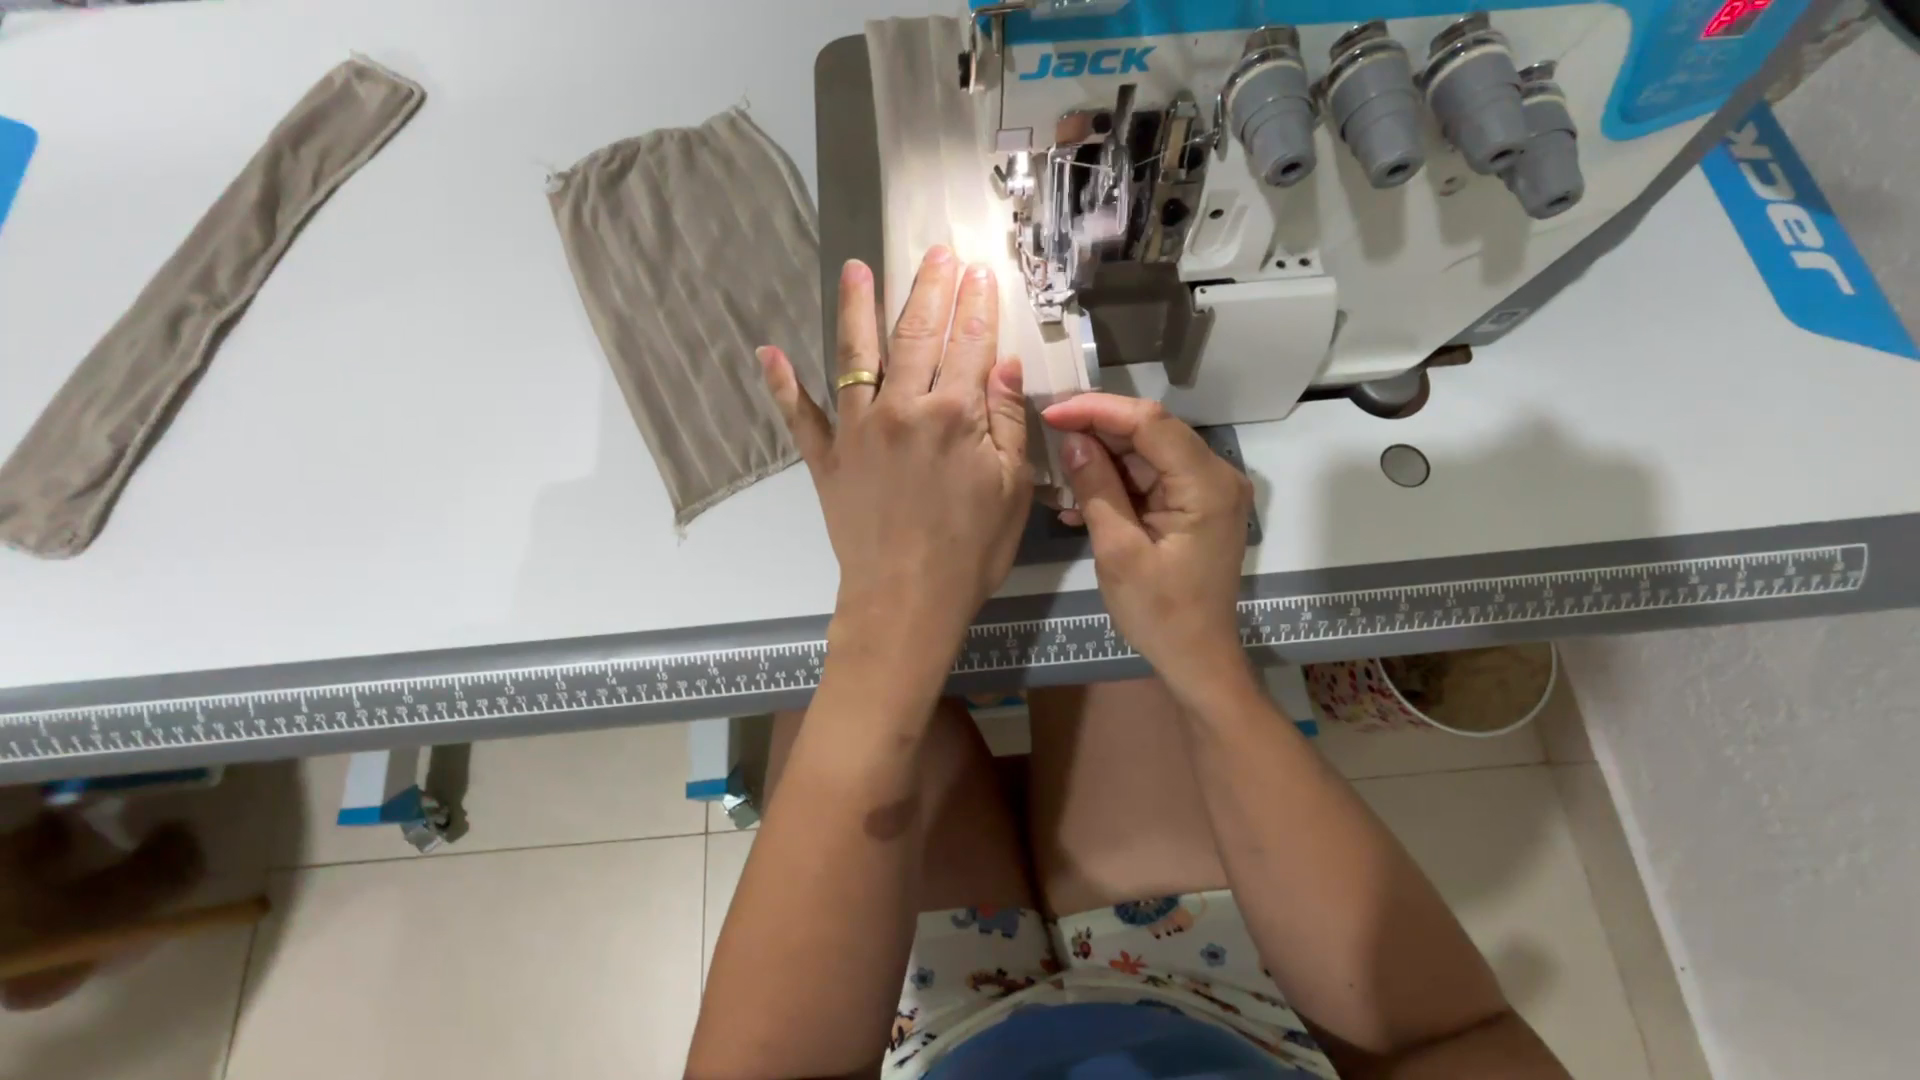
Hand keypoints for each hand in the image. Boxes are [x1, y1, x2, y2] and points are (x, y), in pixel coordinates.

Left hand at [759, 248, 1031, 646]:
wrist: (905, 600)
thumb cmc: (970, 550)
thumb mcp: (1010, 488)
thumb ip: (1007, 422)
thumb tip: (1004, 363)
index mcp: (954, 414)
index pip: (969, 343)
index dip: (975, 304)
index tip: (977, 271)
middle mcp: (902, 408)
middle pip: (916, 334)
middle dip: (927, 288)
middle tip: (934, 252)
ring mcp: (857, 430)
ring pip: (856, 357)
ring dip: (855, 309)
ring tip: (856, 268)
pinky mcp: (825, 458)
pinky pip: (800, 416)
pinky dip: (783, 385)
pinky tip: (768, 352)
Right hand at [1042, 394, 1253, 698]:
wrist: (1196, 658)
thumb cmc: (1160, 613)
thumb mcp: (1119, 551)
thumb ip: (1096, 488)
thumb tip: (1071, 439)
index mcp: (1206, 484)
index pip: (1150, 422)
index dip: (1097, 410)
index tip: (1051, 412)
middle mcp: (1215, 475)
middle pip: (1151, 431)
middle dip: (1096, 428)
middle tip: (1045, 431)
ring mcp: (1206, 490)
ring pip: (1146, 453)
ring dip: (1101, 456)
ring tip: (1054, 465)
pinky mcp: (1194, 505)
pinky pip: (1150, 478)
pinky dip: (1115, 482)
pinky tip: (1077, 497)